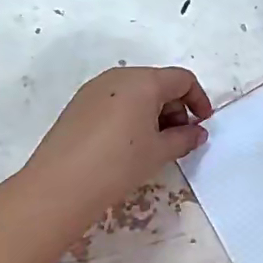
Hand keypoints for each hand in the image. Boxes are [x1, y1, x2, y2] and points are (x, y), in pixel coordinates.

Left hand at [23, 66, 212, 224]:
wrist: (59, 186)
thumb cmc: (118, 164)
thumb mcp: (159, 152)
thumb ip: (184, 138)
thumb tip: (197, 133)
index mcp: (144, 81)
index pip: (182, 80)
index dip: (198, 100)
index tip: (202, 125)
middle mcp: (120, 76)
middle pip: (158, 83)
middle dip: (175, 108)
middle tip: (179, 139)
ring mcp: (95, 89)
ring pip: (136, 92)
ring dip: (153, 112)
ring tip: (153, 145)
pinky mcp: (78, 104)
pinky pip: (115, 101)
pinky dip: (130, 115)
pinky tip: (127, 144)